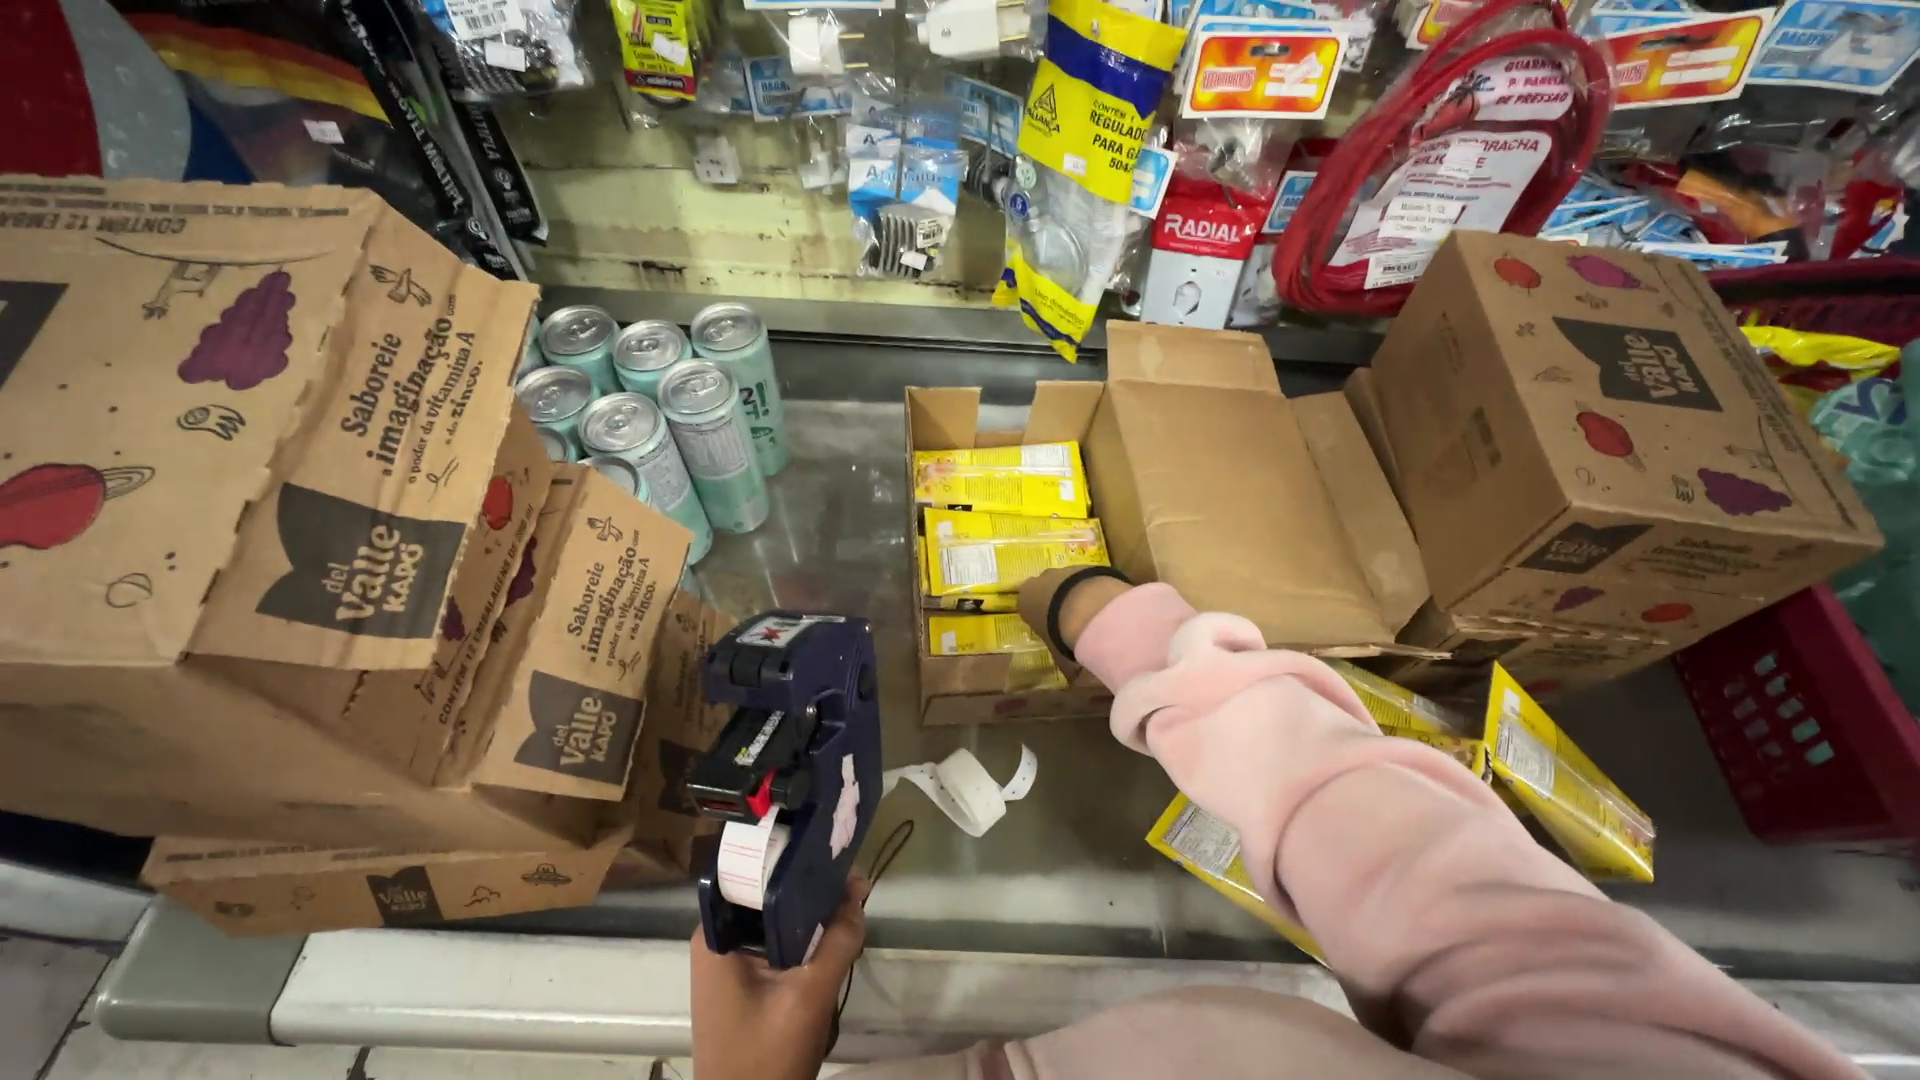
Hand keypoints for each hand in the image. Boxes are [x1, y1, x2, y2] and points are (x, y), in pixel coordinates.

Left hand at [691, 876, 870, 1079]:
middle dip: (813, 891)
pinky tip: (833, 944)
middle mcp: (717, 939)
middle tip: (856, 890)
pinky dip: (804, 942)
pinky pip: (776, 944)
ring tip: (851, 913)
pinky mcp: (740, 982)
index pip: (757, 873)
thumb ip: (837, 940)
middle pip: (770, 896)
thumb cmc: (766, 1060)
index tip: (837, 853)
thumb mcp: (809, 997)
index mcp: (717, 934)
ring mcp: (728, 962)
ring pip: (777, 920)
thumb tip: (859, 889)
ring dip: (813, 918)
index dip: (798, 860)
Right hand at [1018, 568, 1132, 665]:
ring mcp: (1061, 570)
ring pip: (1066, 582)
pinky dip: (1090, 588)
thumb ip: (1064, 663)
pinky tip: (1101, 602)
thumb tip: (1074, 680)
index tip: (1052, 629)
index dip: (1040, 618)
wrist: (1085, 604)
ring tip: (1091, 612)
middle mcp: (1038, 581)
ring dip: (1075, 594)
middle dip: (1057, 603)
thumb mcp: (1059, 654)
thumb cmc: (1060, 632)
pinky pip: (1084, 578)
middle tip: (1070, 621)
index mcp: (1024, 601)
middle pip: (1046, 591)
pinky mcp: (1082, 565)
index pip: (1027, 607)